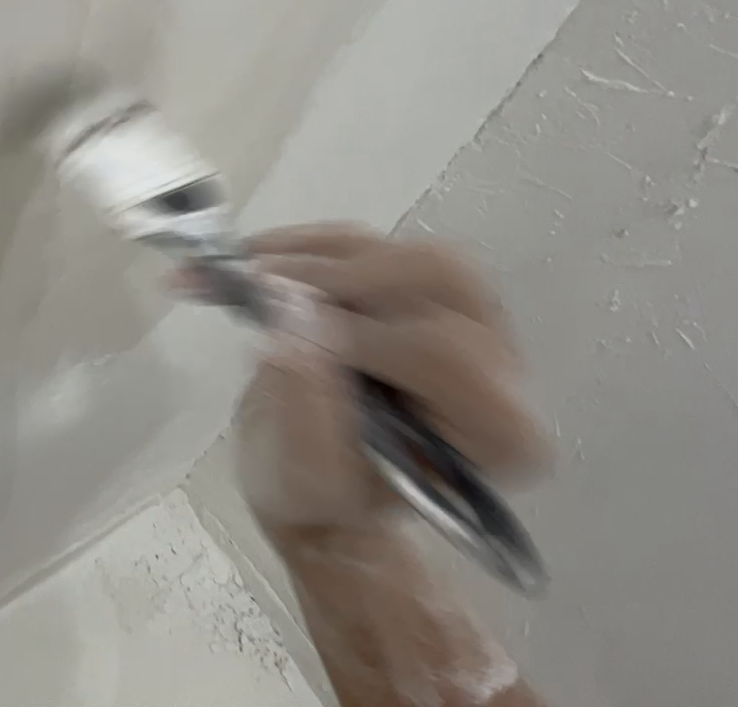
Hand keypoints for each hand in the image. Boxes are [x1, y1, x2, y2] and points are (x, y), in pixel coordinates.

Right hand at [189, 223, 549, 531]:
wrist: (308, 472)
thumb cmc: (316, 494)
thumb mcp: (304, 477)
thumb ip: (304, 408)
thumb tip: (288, 322)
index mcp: (493, 431)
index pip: (447, 356)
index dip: (362, 335)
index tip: (278, 334)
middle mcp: (498, 365)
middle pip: (440, 282)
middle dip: (339, 277)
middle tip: (256, 287)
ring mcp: (458, 318)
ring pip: (402, 251)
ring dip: (312, 256)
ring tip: (239, 273)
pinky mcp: (409, 288)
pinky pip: (362, 242)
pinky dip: (297, 245)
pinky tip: (245, 259)